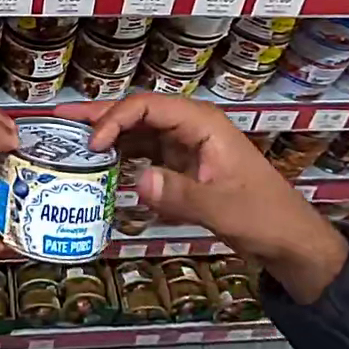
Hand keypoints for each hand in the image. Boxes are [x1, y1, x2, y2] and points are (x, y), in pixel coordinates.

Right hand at [56, 94, 348, 302]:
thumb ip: (180, 194)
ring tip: (66, 140)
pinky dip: (119, 160)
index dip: (115, 119)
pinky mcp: (179, 167)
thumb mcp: (223, 208)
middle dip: (98, 115)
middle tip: (58, 118)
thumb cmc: (264, 216)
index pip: (147, 107)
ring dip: (104, 136)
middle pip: (136, 113)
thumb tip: (135, 182)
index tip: (92, 144)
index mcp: (200, 123)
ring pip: (135, 133)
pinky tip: (96, 168)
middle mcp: (187, 128)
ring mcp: (182, 146)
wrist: (290, 242)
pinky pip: (142, 157)